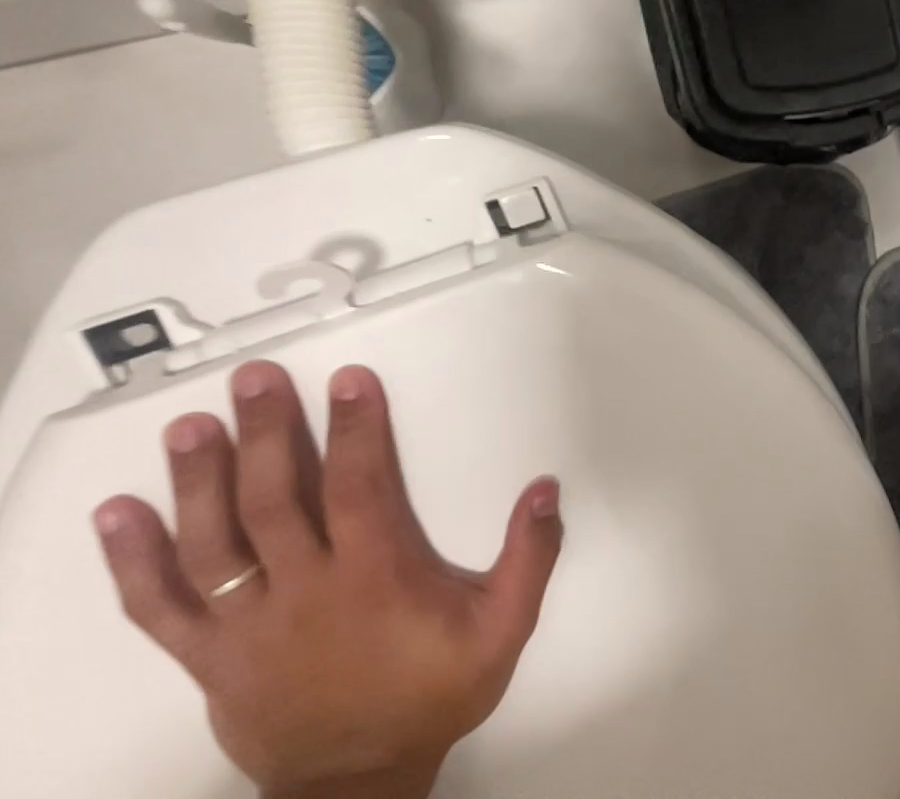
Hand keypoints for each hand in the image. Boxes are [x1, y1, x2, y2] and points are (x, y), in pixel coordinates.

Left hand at [91, 361, 562, 798]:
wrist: (358, 780)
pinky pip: (161, 605)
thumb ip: (529, 558)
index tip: (348, 381)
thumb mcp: (504, 629)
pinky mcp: (209, 653)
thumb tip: (543, 490)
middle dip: (267, 432)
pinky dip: (132, 559)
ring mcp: (247, 622)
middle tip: (255, 379)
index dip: (355, 429)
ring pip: (213, 541)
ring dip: (197, 479)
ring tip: (191, 425)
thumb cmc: (433, 694)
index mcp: (375, 577)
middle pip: (275, 499)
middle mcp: (304, 589)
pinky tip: (119, 514)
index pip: (359, 486)